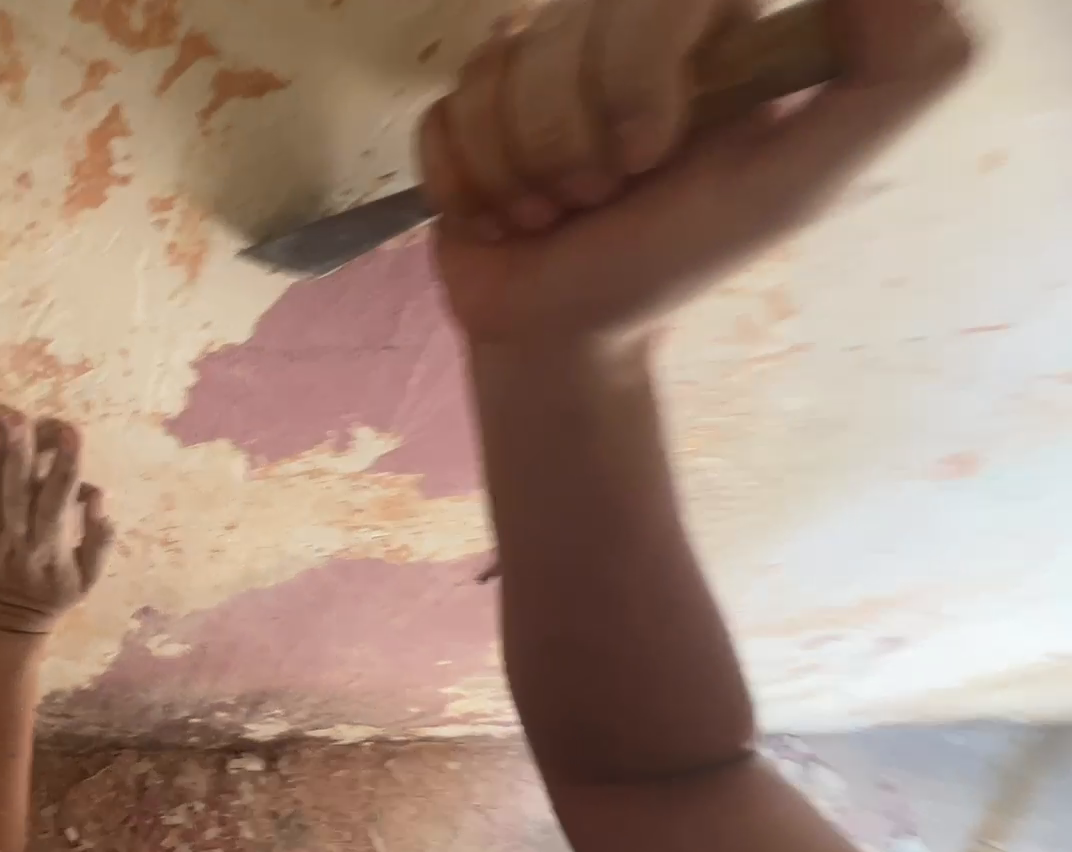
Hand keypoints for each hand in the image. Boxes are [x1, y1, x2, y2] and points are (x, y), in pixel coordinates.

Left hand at [0, 414, 112, 635]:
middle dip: (18, 454)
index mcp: (50, 550)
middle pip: (17, 495)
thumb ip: (98, 538)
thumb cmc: (55, 594)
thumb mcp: (90, 577)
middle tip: (17, 417)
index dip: (65, 468)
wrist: (9, 624)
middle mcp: (16, 543)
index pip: (58, 502)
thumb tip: (98, 496)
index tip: (72, 433)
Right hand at [419, 0, 972, 349]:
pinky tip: (494, 217)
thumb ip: (896, 72)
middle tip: (590, 201)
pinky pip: (438, 124)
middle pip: (553, 34)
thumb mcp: (799, 185)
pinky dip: (463, 188)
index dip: (629, 74)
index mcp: (696, 34)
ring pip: (487, 78)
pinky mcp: (459, 126)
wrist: (557, 334)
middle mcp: (604, 40)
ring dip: (512, 176)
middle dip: (563, 144)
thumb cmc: (664, 265)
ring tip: (542, 217)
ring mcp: (523, 81)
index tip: (644, 158)